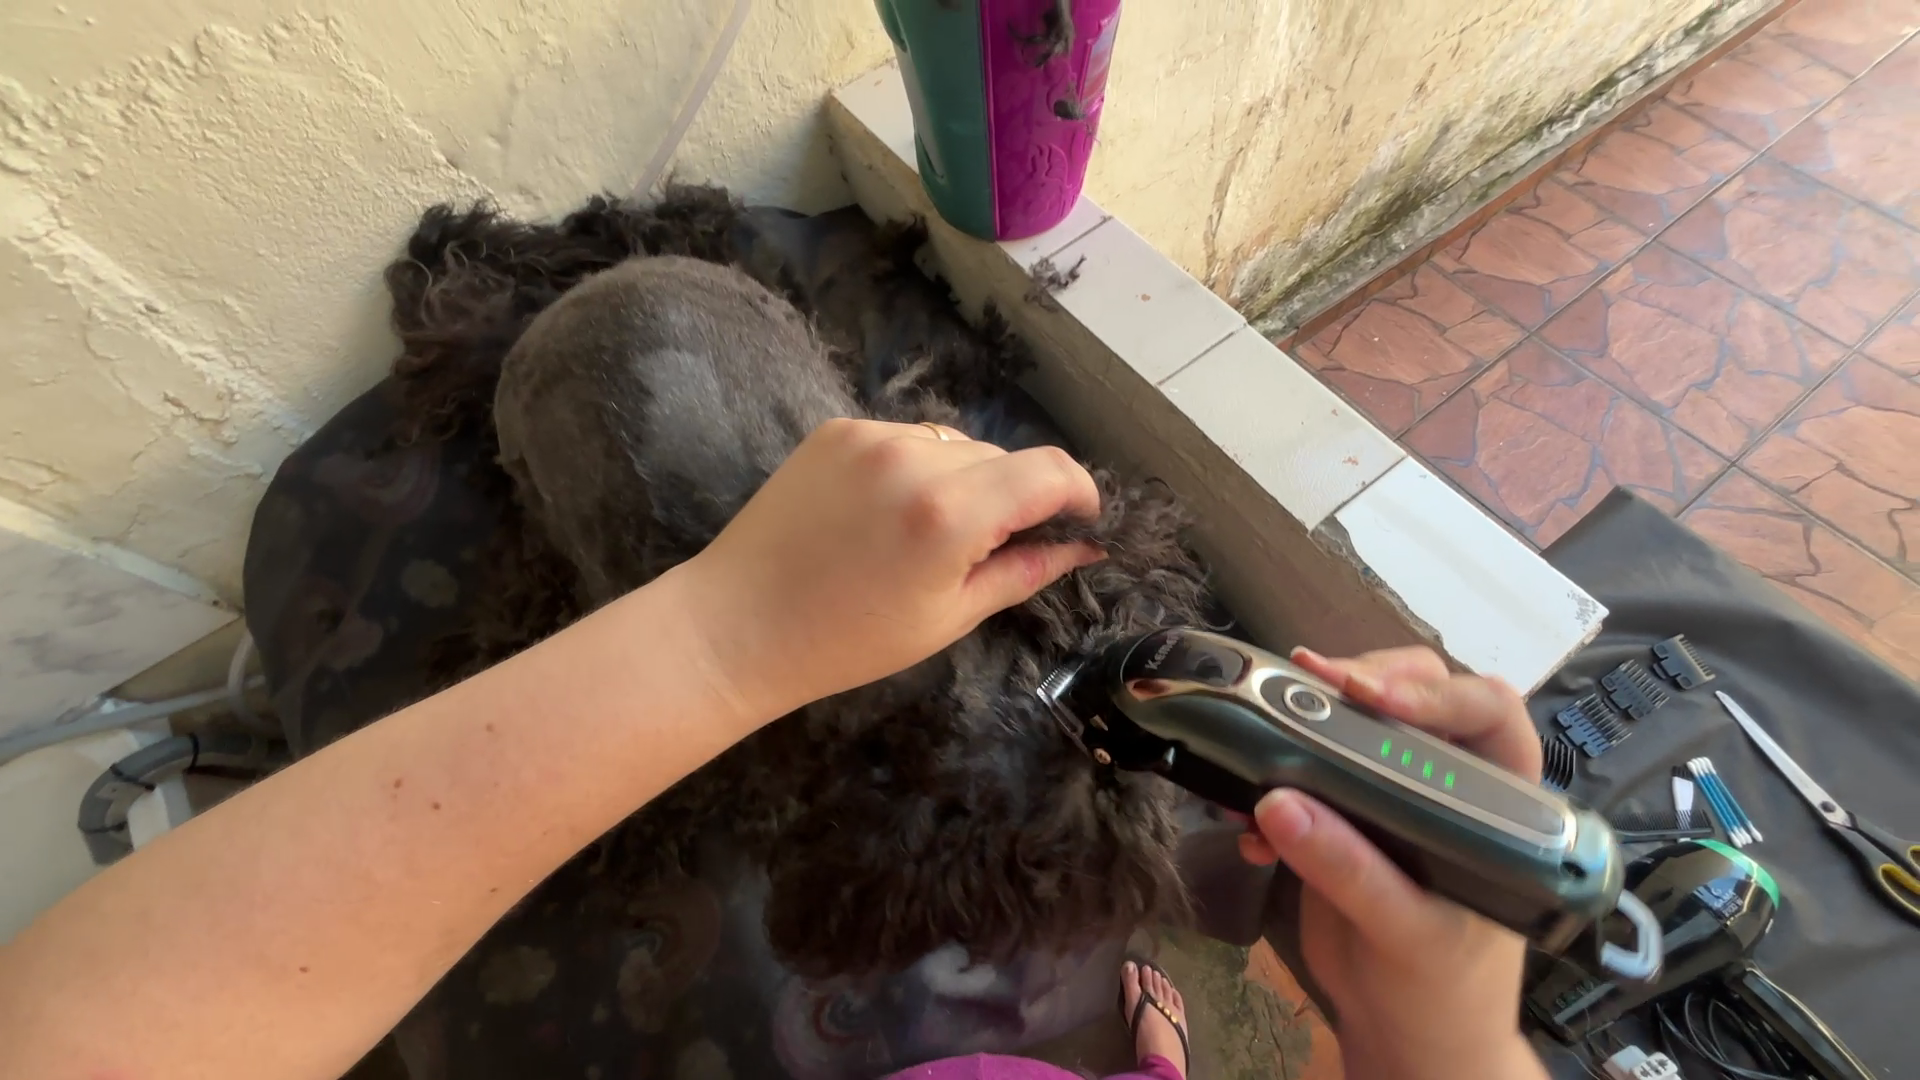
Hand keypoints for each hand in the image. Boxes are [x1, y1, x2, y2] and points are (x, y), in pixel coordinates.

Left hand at [668, 418, 1102, 719]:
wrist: (738, 624)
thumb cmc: (849, 640)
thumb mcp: (950, 617)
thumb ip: (1024, 571)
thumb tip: (1082, 547)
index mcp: (949, 513)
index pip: (1049, 470)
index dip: (1078, 491)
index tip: (1079, 519)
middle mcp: (915, 455)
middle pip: (1002, 457)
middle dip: (1013, 497)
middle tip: (987, 547)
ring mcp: (871, 434)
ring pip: (956, 444)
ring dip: (965, 480)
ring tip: (927, 531)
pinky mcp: (838, 429)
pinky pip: (909, 438)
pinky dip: (919, 468)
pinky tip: (886, 511)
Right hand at [1239, 647, 1547, 1079]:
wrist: (1401, 1034)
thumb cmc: (1440, 991)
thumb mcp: (1407, 935)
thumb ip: (1349, 871)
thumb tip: (1277, 801)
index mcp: (1496, 804)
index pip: (1484, 712)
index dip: (1430, 691)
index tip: (1364, 695)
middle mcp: (1444, 784)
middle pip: (1411, 694)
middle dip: (1357, 680)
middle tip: (1306, 678)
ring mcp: (1387, 794)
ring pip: (1352, 719)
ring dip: (1302, 717)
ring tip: (1259, 726)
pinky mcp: (1339, 811)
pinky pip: (1302, 765)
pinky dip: (1269, 776)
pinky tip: (1245, 819)